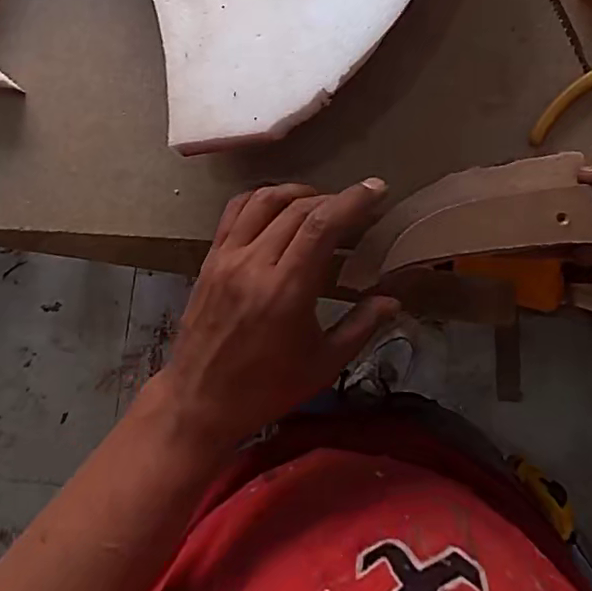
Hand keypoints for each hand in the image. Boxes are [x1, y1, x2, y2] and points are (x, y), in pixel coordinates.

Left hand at [147, 180, 400, 449]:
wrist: (199, 400)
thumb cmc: (266, 389)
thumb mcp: (323, 365)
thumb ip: (361, 327)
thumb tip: (392, 300)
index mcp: (287, 291)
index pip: (321, 225)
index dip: (352, 201)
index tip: (376, 189)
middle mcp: (254, 264)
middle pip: (298, 208)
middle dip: (334, 199)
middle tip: (357, 207)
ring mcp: (227, 257)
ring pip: (264, 201)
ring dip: (297, 193)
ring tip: (320, 203)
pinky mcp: (210, 258)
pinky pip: (235, 211)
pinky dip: (260, 198)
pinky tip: (278, 206)